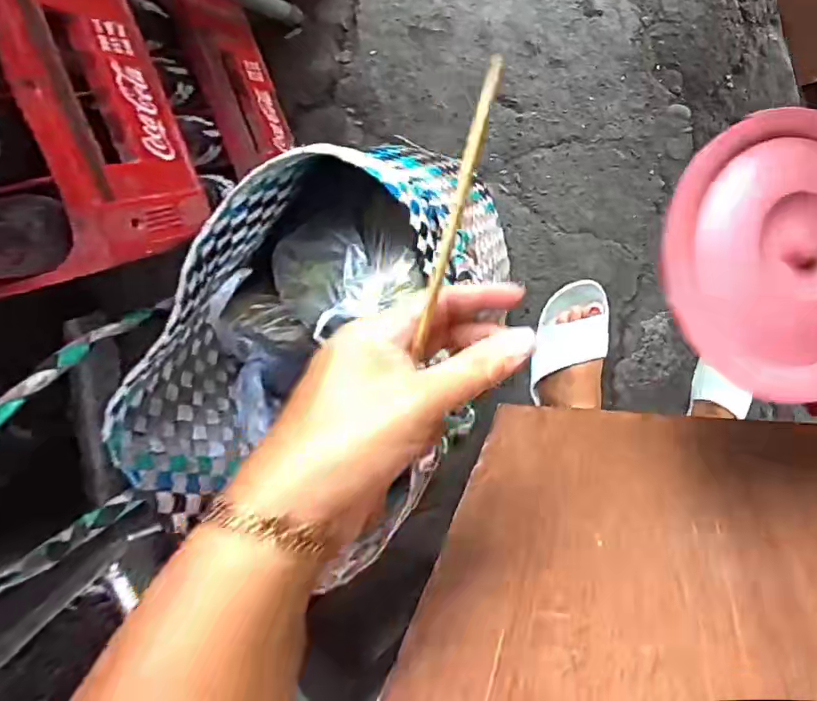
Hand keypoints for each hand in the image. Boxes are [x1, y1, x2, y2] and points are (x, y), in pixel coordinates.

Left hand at [223, 283, 533, 549]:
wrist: (287, 519)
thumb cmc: (354, 442)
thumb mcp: (424, 399)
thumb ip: (480, 366)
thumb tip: (529, 338)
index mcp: (373, 333)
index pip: (437, 299)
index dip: (481, 295)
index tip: (518, 296)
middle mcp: (368, 353)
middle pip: (434, 331)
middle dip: (475, 337)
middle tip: (514, 345)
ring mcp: (365, 388)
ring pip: (427, 366)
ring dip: (457, 373)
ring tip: (487, 382)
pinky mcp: (368, 421)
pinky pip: (416, 396)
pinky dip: (438, 401)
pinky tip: (448, 419)